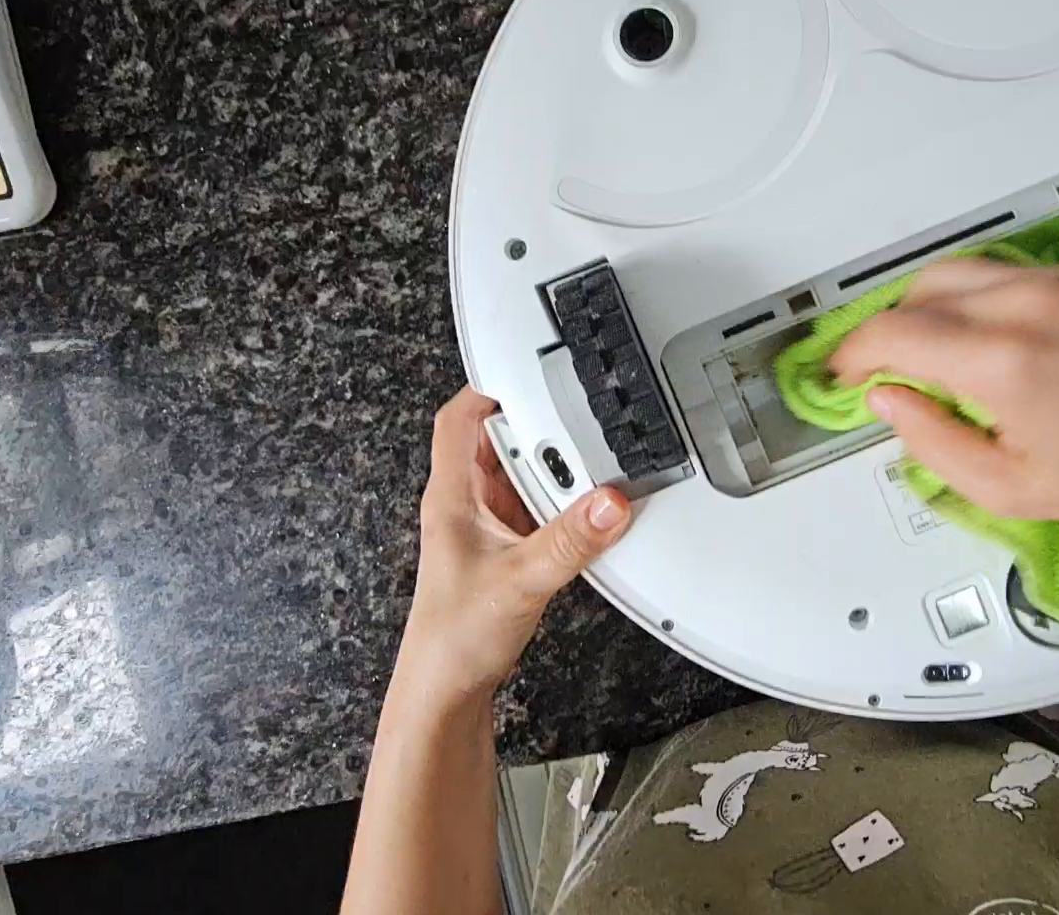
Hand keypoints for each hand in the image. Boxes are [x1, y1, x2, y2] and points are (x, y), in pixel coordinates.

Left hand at [395, 388, 632, 703]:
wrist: (447, 689)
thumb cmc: (453, 637)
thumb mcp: (520, 581)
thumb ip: (570, 541)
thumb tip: (611, 501)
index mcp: (452, 495)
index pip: (459, 418)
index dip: (489, 386)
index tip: (531, 368)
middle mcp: (468, 502)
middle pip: (501, 437)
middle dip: (540, 425)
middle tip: (579, 421)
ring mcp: (489, 523)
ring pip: (522, 471)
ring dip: (555, 465)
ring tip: (590, 463)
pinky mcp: (509, 544)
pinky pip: (538, 503)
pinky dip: (562, 498)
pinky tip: (586, 507)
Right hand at [831, 262, 1058, 530]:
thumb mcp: (1009, 489)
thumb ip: (930, 442)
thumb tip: (888, 401)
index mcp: (997, 360)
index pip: (888, 334)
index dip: (850, 355)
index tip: (840, 376)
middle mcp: (1018, 304)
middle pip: (911, 294)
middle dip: (881, 332)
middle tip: (877, 372)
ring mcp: (1049, 281)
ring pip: (947, 275)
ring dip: (917, 311)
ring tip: (920, 357)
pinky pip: (988, 273)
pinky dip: (957, 299)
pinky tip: (970, 339)